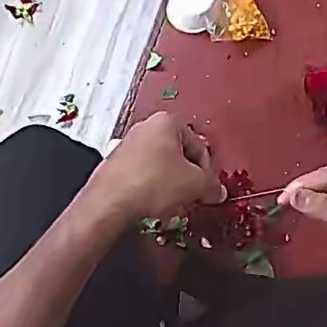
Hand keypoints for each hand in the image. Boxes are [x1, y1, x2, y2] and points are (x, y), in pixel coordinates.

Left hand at [80, 112, 223, 223]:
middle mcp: (146, 127)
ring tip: (170, 204)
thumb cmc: (153, 184)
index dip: (206, 173)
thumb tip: (218, 192)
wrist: (108, 203)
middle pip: (180, 156)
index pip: (199, 148)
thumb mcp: (194, 184)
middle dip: (187, 179)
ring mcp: (128, 144)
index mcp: (167, 122)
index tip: (206, 190)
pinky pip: (143, 174)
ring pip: (162, 166)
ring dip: (171, 185)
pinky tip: (151, 205)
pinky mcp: (115, 163)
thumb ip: (211, 185)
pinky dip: (151, 188)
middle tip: (189, 197)